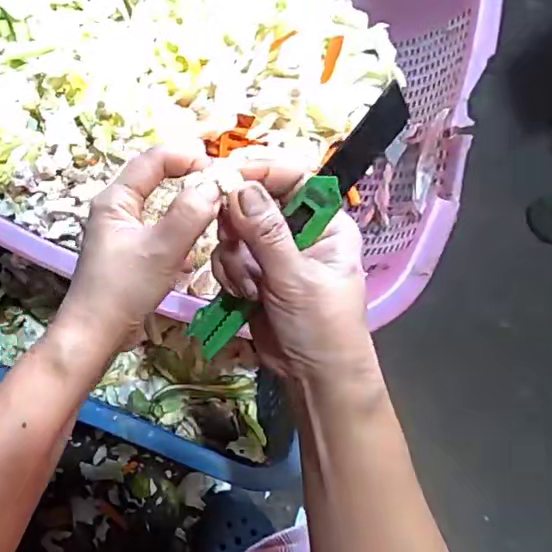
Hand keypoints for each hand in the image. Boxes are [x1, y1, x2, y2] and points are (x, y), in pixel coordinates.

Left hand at [57, 144, 223, 347]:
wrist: (95, 334)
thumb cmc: (123, 289)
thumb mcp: (161, 249)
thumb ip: (189, 213)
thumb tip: (215, 184)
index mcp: (116, 199)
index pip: (153, 159)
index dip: (187, 157)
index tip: (220, 169)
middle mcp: (116, 209)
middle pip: (157, 179)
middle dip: (190, 179)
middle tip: (223, 187)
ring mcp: (122, 231)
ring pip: (161, 206)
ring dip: (187, 207)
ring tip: (215, 213)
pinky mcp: (130, 253)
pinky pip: (160, 231)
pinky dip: (179, 233)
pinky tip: (193, 251)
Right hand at [211, 161, 373, 381]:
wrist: (313, 378)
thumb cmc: (321, 326)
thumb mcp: (295, 277)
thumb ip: (266, 232)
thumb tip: (240, 187)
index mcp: (324, 224)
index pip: (294, 180)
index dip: (263, 173)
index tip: (229, 176)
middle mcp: (297, 233)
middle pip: (254, 204)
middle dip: (239, 227)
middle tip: (233, 243)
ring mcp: (272, 255)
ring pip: (235, 234)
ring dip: (234, 260)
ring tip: (250, 288)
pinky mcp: (252, 275)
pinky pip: (227, 259)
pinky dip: (228, 275)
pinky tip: (242, 296)